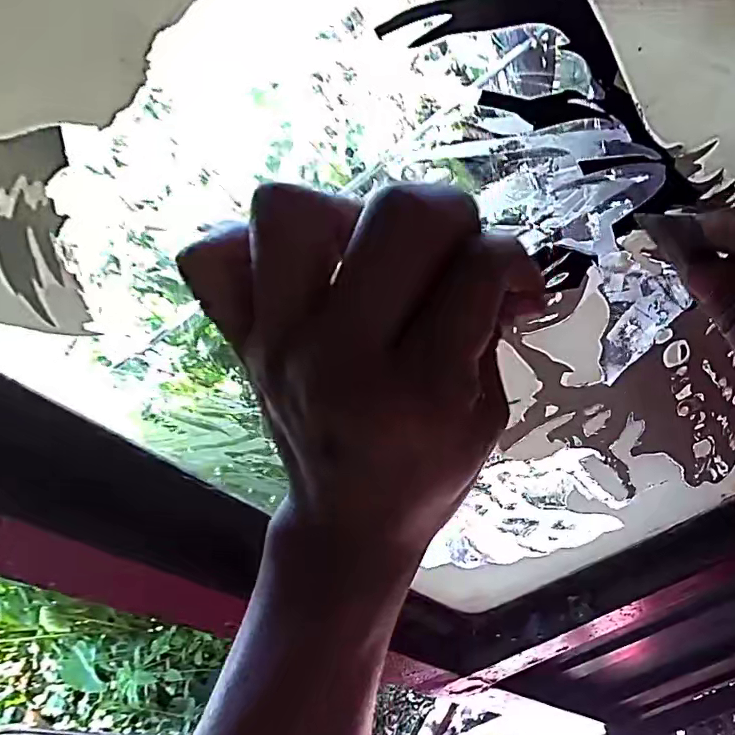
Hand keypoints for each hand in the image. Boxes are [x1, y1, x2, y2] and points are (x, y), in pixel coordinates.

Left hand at [177, 183, 542, 561]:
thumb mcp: (487, 415)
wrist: (350, 523)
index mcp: (423, 393)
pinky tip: (308, 273)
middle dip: (452, 214)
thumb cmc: (430, 475)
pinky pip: (214, 255)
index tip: (519, 280)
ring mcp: (279, 345)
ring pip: (291, 210)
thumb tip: (500, 261)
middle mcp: (343, 361)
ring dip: (351, 211)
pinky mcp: (242, 342)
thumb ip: (491, 330)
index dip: (513, 258)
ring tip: (376, 252)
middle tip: (458, 249)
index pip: (476, 272)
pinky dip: (258, 246)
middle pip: (398, 218)